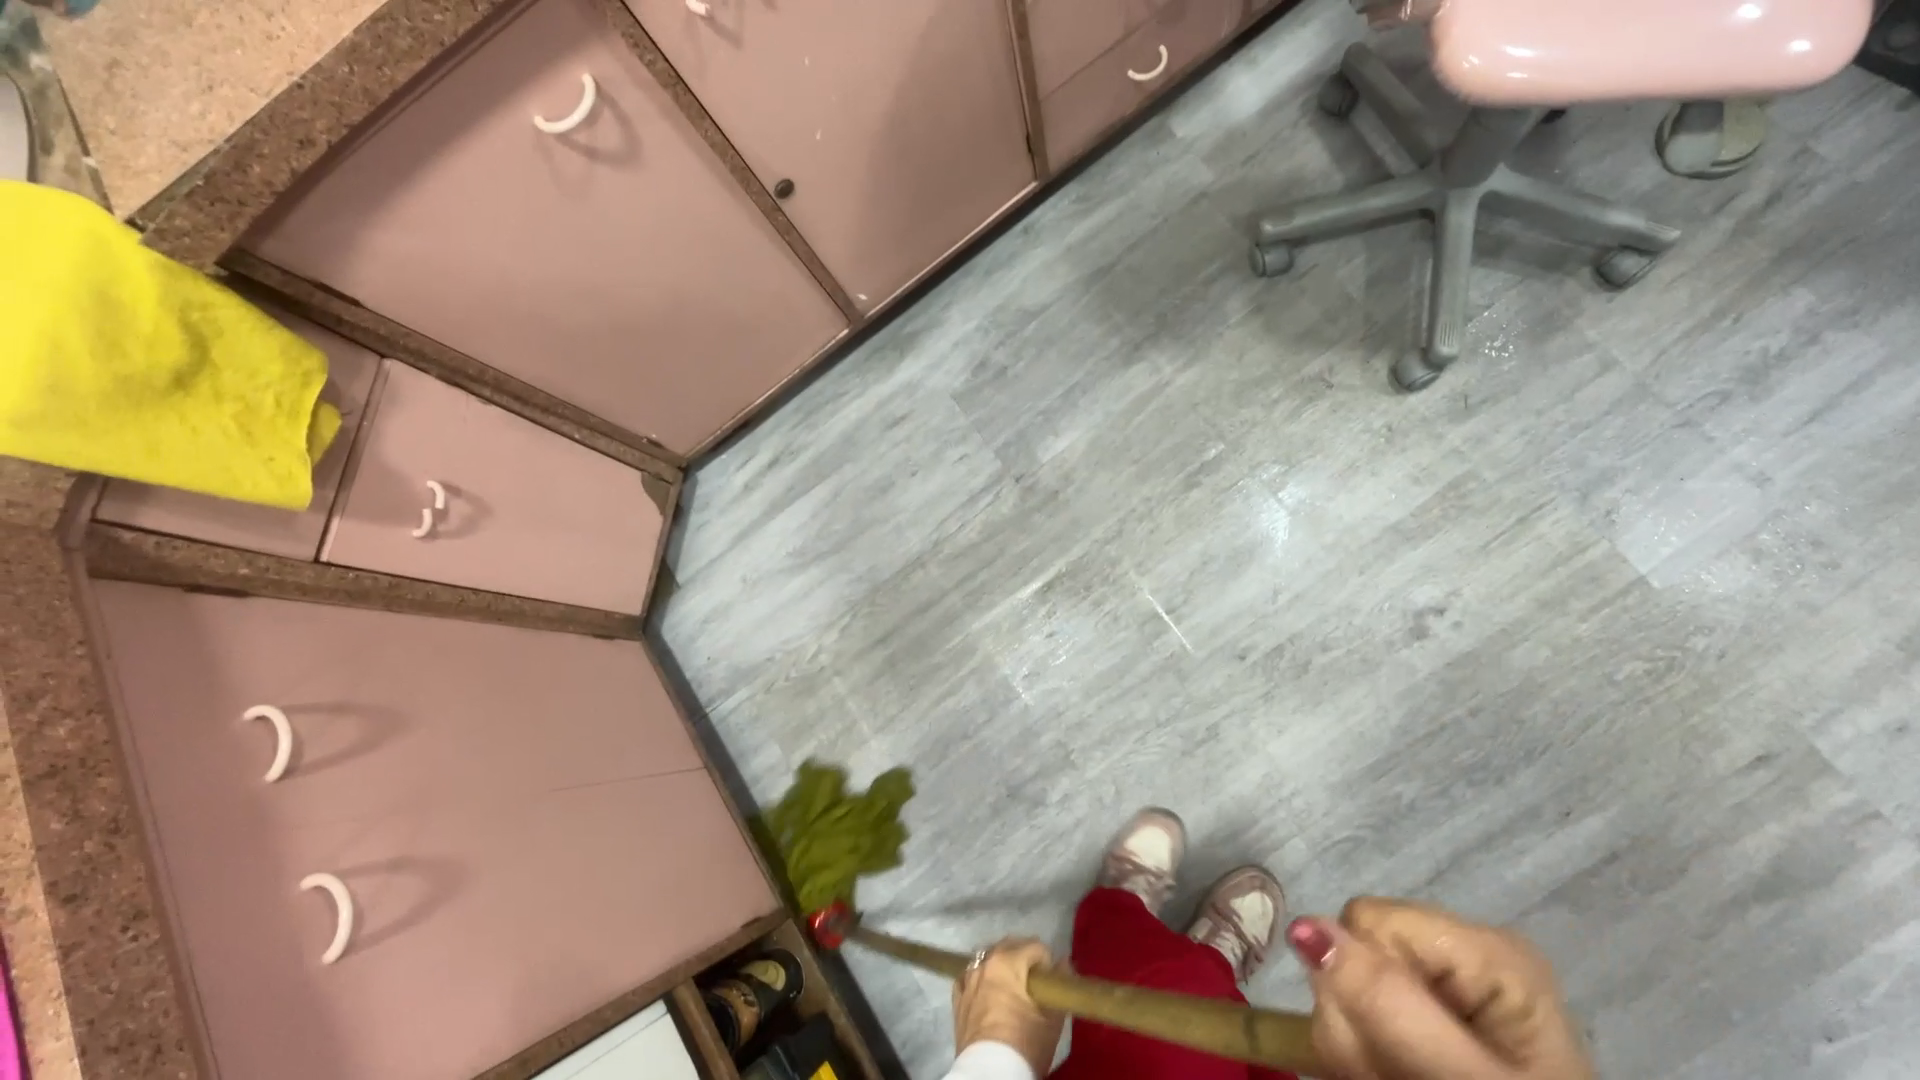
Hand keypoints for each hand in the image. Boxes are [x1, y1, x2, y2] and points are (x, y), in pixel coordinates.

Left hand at [952, 939, 1064, 1075]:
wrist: (990, 1074)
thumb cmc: (1024, 1044)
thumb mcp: (1051, 1019)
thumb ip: (1060, 985)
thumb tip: (1065, 962)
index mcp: (1008, 962)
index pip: (1036, 947)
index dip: (1048, 964)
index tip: (1052, 984)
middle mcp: (985, 963)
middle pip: (1009, 946)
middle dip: (1025, 958)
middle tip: (1037, 983)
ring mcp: (968, 979)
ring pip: (988, 959)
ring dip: (1002, 966)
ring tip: (1014, 988)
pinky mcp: (957, 998)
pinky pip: (969, 978)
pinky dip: (981, 979)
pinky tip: (988, 992)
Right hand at [1287, 898, 1593, 1079]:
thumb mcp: (1462, 1076)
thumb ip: (1390, 1005)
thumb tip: (1305, 926)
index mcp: (1488, 949)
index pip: (1368, 921)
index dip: (1360, 982)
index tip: (1393, 1049)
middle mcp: (1462, 948)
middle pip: (1351, 948)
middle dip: (1355, 1018)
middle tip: (1395, 1073)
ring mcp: (1442, 979)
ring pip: (1340, 981)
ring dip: (1353, 1041)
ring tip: (1396, 1076)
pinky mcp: (1423, 1006)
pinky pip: (1352, 1006)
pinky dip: (1358, 1050)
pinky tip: (1391, 1072)